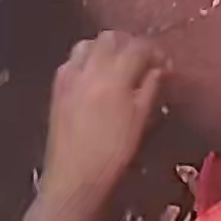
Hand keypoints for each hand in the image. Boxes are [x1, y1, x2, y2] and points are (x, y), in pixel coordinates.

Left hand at [38, 31, 165, 220]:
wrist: (73, 183)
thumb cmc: (113, 155)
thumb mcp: (140, 121)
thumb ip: (150, 88)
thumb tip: (159, 67)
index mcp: (116, 76)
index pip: (138, 47)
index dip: (154, 51)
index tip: (163, 62)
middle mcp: (91, 69)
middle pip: (111, 37)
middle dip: (129, 43)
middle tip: (141, 60)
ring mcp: (71, 76)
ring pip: (89, 43)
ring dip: (105, 47)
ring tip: (116, 63)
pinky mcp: (57, 88)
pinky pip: (71, 60)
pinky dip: (85, 59)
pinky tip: (93, 75)